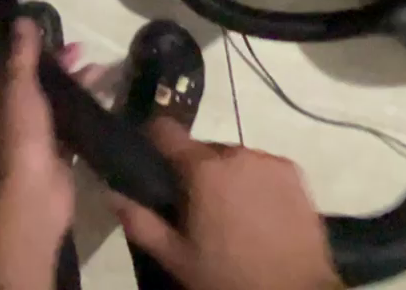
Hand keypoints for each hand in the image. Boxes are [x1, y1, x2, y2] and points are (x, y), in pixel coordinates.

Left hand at [0, 18, 105, 289]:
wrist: (34, 197)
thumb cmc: (21, 138)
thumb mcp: (19, 90)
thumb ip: (22, 56)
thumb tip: (23, 20)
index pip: (1, 58)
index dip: (16, 37)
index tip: (37, 17)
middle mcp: (12, 111)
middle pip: (33, 76)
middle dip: (54, 58)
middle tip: (79, 45)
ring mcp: (35, 132)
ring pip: (54, 96)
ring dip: (74, 79)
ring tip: (99, 69)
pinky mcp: (57, 148)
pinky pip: (72, 118)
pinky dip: (85, 104)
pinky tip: (104, 95)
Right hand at [111, 119, 340, 289]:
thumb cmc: (229, 279)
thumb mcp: (178, 260)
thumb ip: (141, 223)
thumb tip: (113, 193)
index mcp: (202, 170)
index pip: (167, 131)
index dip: (155, 139)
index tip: (150, 155)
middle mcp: (235, 152)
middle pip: (203, 151)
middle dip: (196, 171)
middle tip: (197, 208)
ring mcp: (267, 159)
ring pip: (234, 158)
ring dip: (227, 176)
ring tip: (232, 215)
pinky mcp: (292, 170)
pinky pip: (263, 166)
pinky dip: (256, 181)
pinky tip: (259, 213)